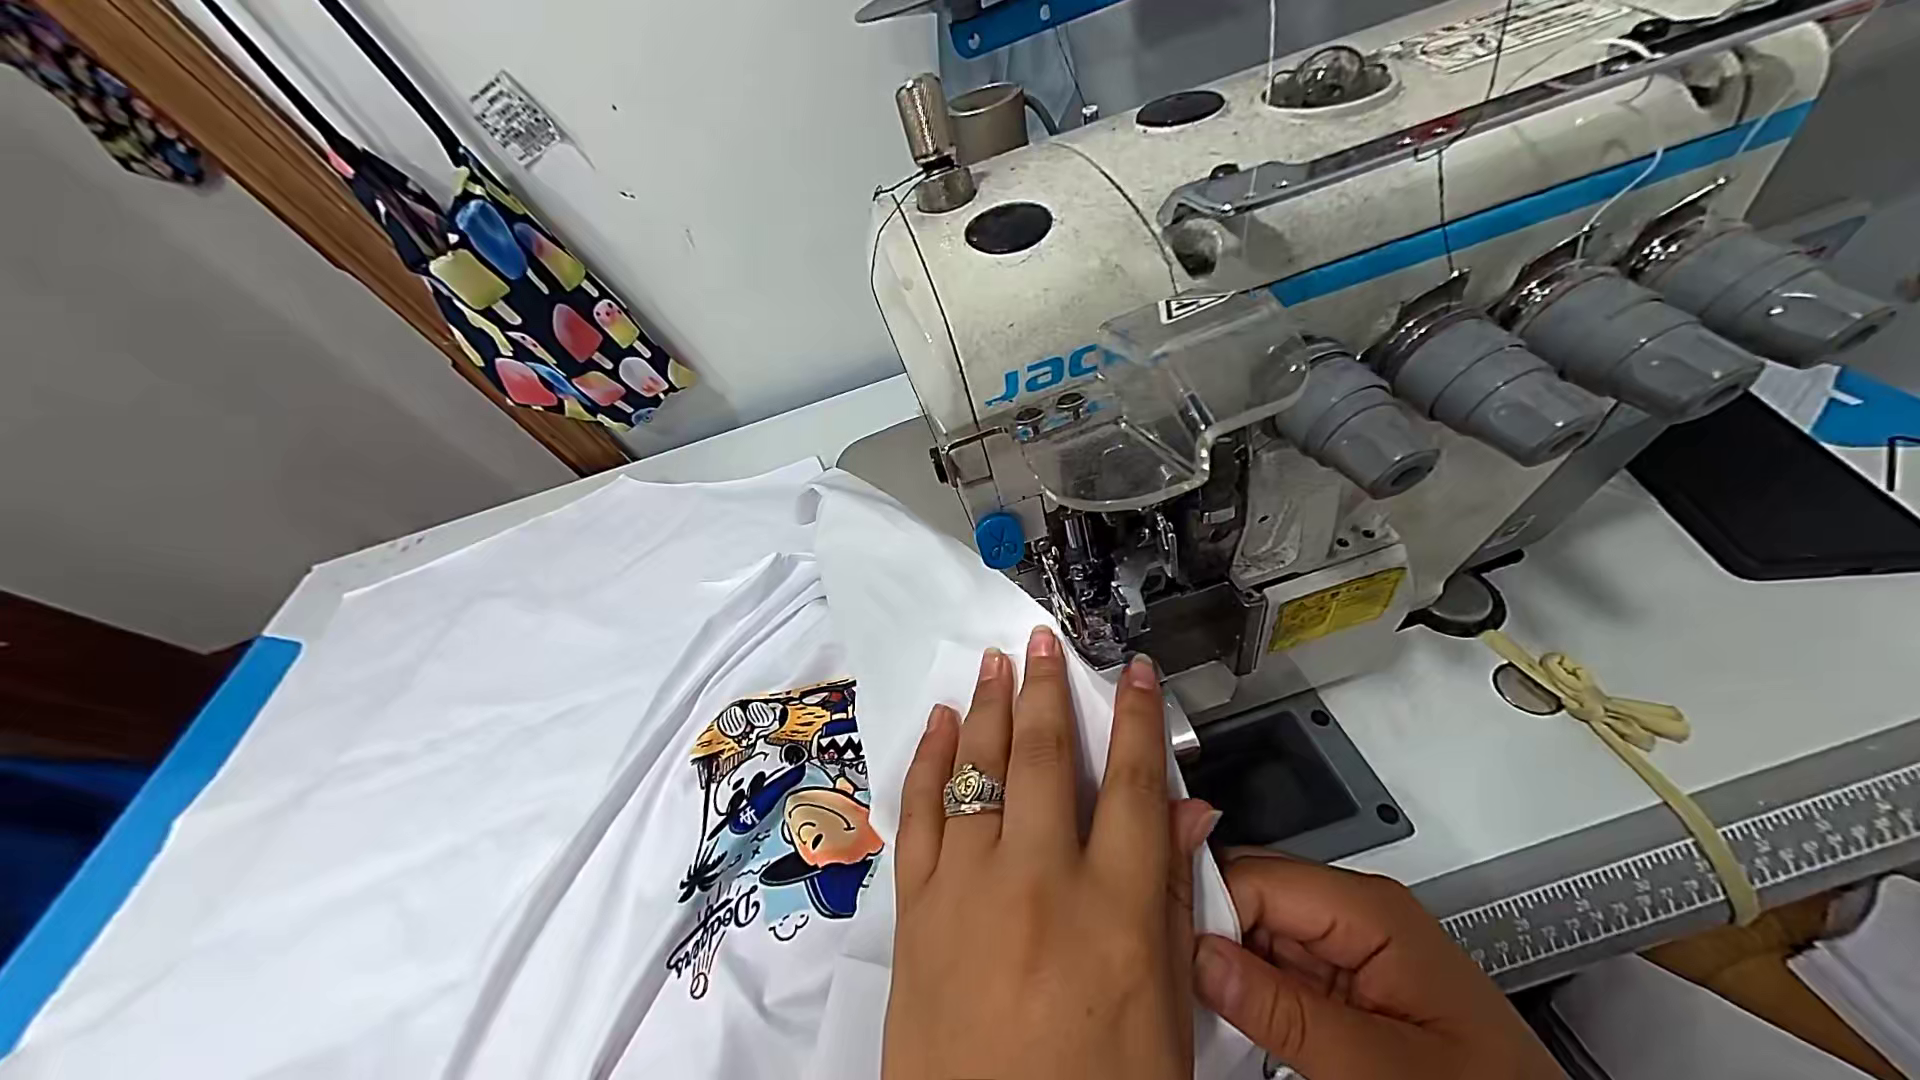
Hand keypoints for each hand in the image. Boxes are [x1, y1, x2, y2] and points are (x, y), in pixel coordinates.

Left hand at [884, 627, 1219, 1079]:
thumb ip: (1173, 901)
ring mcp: (968, 888)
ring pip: (978, 769)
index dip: (1137, 719)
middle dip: (1047, 687)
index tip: (1134, 672)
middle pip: (1043, 756)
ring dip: (989, 706)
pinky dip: (930, 759)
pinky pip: (921, 812)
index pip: (1130, 785)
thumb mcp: (1165, 1013)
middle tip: (1042, 641)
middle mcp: (1037, 881)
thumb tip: (1185, 810)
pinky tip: (943, 722)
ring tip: (996, 660)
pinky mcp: (917, 906)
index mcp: (1113, 911)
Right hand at [1194, 856, 1560, 1079]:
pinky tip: (1228, 1012)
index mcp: (1370, 908)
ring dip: (1220, 961)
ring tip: (1197, 1003)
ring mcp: (1342, 941)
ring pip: (1249, 925)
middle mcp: (1352, 910)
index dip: (1205, 911)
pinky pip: (1267, 959)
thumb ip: (1287, 1012)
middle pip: (1246, 890)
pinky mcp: (1336, 974)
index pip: (1252, 876)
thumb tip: (1203, 958)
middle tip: (1177, 981)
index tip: (1173, 955)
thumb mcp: (1385, 1070)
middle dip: (1207, 931)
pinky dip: (1241, 984)